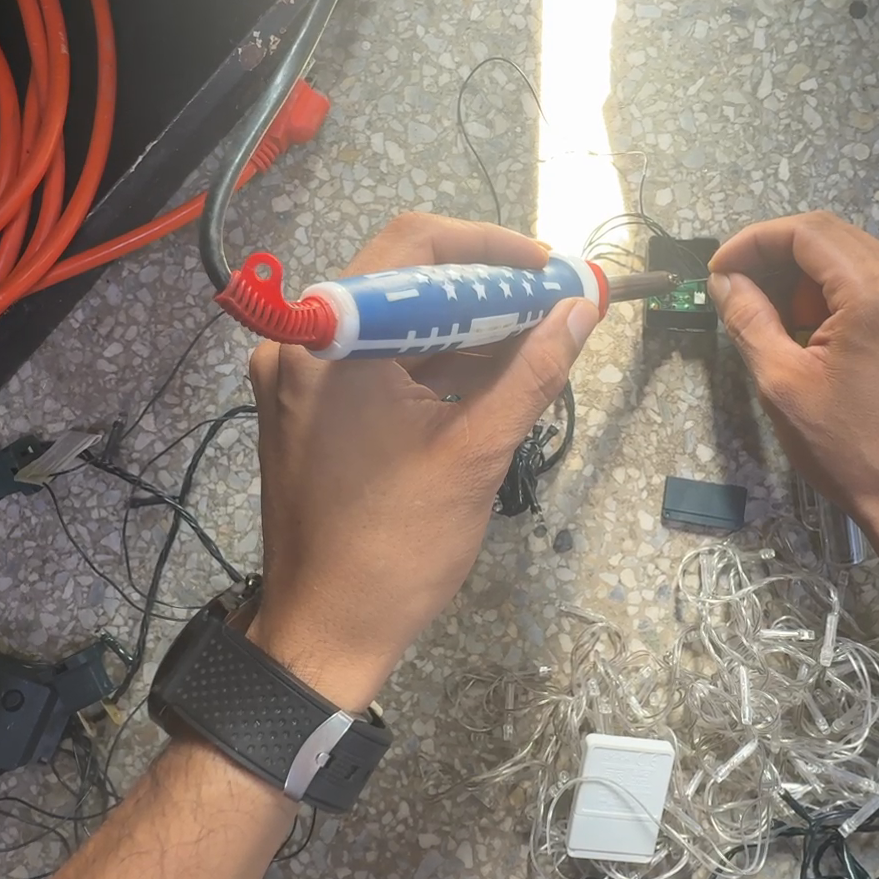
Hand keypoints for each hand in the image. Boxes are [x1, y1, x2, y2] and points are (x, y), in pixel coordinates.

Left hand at [245, 214, 598, 710]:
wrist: (325, 633)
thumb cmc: (397, 550)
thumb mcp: (477, 455)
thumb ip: (532, 373)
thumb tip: (581, 310)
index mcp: (334, 344)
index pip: (413, 246)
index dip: (489, 248)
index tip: (546, 270)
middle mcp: (302, 343)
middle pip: (402, 280)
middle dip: (482, 290)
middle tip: (549, 306)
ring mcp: (297, 375)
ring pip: (392, 321)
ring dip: (461, 326)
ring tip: (531, 339)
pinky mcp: (305, 405)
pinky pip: (376, 359)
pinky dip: (430, 360)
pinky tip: (486, 373)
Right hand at [707, 212, 878, 543]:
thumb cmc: (846, 448)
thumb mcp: (781, 383)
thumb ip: (748, 320)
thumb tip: (724, 281)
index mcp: (878, 293)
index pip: (807, 232)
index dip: (753, 242)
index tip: (719, 270)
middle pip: (830, 236)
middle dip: (774, 255)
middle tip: (735, 289)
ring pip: (849, 256)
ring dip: (801, 275)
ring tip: (768, 315)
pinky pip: (870, 281)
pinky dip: (830, 292)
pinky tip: (808, 328)